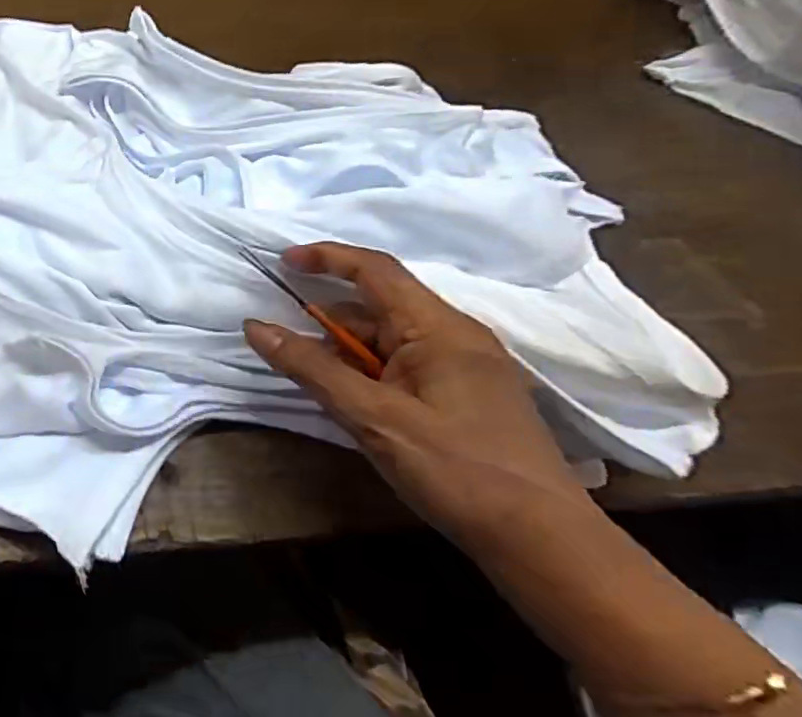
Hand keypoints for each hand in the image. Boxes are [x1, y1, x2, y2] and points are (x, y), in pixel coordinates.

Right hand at [242, 243, 591, 543]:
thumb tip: (257, 327)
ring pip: (390, 341)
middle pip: (378, 309)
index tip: (283, 261)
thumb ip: (313, 369)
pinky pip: (405, 366)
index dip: (327, 257)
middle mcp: (455, 335)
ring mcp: (465, 366)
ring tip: (323, 392)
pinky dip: (371, 376)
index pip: (375, 270)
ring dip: (349, 357)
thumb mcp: (374, 418)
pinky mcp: (467, 395)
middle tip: (290, 354)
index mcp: (439, 327)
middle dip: (330, 324)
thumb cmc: (457, 471)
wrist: (544, 544)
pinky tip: (357, 407)